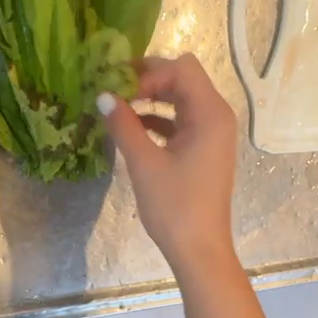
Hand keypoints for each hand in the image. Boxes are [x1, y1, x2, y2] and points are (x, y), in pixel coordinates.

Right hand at [97, 55, 240, 277]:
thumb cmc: (175, 207)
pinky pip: (180, 123)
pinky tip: (132, 130)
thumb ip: (123, 125)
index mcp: (210, 113)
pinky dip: (158, 121)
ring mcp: (211, 134)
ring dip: (150, 100)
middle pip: (182, 80)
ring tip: (117, 109)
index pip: (181, 69)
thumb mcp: (144, 163)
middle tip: (112, 91)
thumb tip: (102, 96)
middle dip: (147, 81)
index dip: (147, 73)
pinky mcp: (203, 151)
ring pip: (180, 101)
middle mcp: (216, 116)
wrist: (198, 249)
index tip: (117, 89)